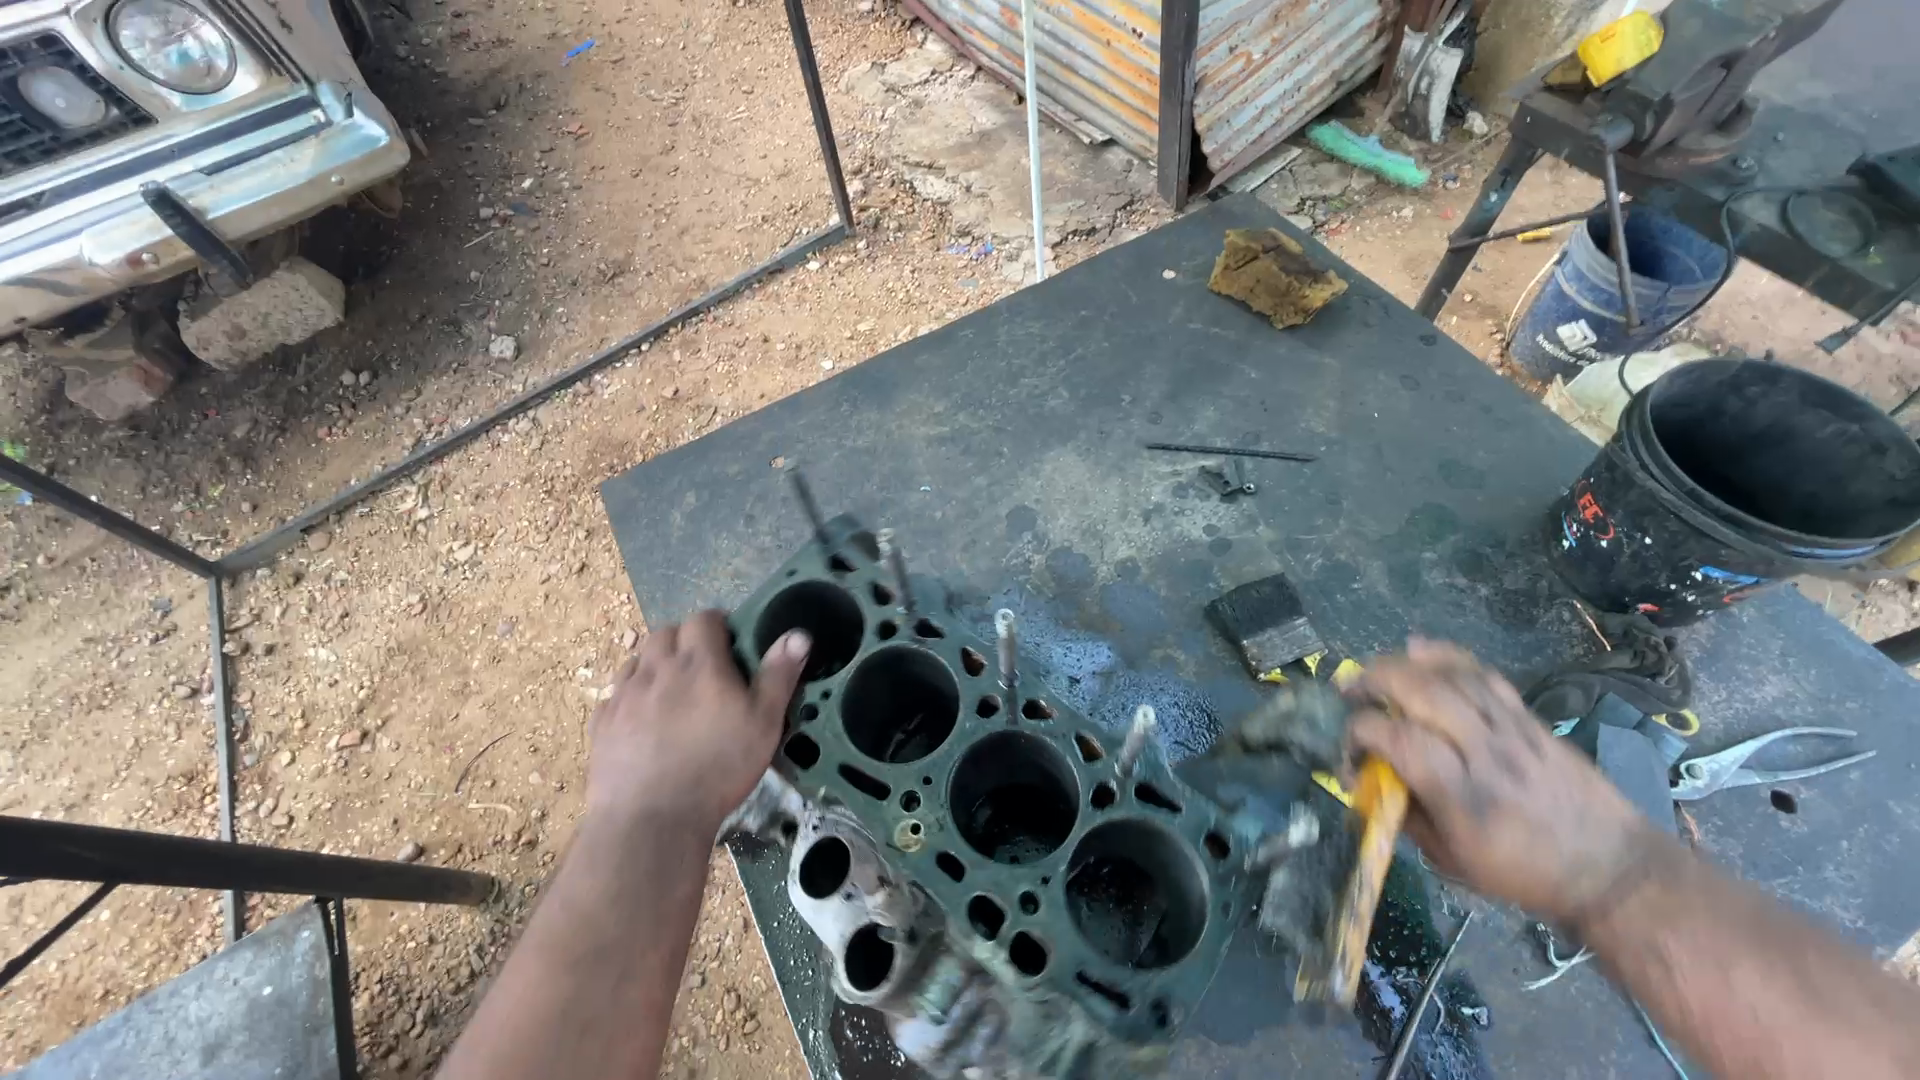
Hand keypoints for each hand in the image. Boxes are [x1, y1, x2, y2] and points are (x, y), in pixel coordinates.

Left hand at [586, 610, 809, 835]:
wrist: (651, 818)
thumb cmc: (718, 767)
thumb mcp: (764, 723)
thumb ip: (778, 676)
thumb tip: (798, 635)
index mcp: (699, 662)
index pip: (704, 619)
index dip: (719, 625)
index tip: (731, 644)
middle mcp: (657, 668)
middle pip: (666, 632)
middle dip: (685, 640)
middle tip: (704, 667)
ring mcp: (624, 694)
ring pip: (638, 659)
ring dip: (656, 664)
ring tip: (673, 690)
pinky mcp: (602, 723)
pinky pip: (615, 693)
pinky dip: (631, 695)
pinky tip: (643, 718)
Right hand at [1347, 639, 1655, 925]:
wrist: (1612, 870)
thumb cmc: (1523, 873)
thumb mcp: (1451, 860)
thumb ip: (1406, 813)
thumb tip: (1368, 779)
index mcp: (1463, 795)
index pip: (1400, 740)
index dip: (1360, 731)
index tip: (1347, 746)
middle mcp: (1486, 753)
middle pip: (1422, 693)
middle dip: (1373, 682)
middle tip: (1348, 692)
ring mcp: (1512, 730)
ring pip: (1451, 676)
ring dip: (1403, 664)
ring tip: (1373, 671)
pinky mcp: (1529, 719)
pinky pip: (1484, 675)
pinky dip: (1447, 656)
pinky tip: (1418, 649)